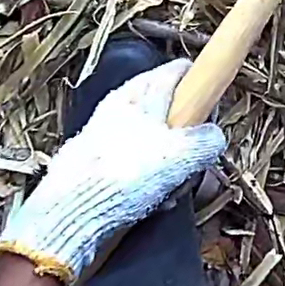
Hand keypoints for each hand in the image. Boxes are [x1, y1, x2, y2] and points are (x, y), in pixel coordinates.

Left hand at [0, 59, 224, 284]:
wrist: (69, 214)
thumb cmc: (120, 176)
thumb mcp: (178, 156)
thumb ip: (204, 141)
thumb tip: (215, 136)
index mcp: (140, 92)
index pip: (178, 71)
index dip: (200, 85)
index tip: (211, 108)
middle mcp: (120, 105)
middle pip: (167, 107)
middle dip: (186, 134)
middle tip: (194, 157)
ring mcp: (105, 132)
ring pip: (152, 139)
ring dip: (168, 162)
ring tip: (170, 188)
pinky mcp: (95, 160)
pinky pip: (133, 162)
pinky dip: (147, 178)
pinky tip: (149, 200)